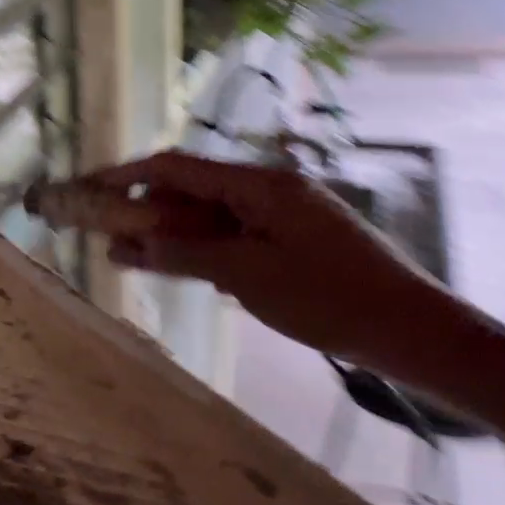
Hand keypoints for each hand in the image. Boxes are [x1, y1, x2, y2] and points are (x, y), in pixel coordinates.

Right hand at [68, 151, 438, 365]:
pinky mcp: (288, 240)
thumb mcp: (244, 274)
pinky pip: (225, 233)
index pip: (173, 168)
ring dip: (163, 233)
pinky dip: (193, 247)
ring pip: (202, 215)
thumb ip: (179, 254)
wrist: (420, 336)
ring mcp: (279, 216)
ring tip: (124, 257)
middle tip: (101, 234)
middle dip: (140, 211)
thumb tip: (123, 245)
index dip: (122, 176)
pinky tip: (167, 265)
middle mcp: (267, 191)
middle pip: (185, 190)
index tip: (84, 191)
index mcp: (260, 186)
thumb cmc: (330, 297)